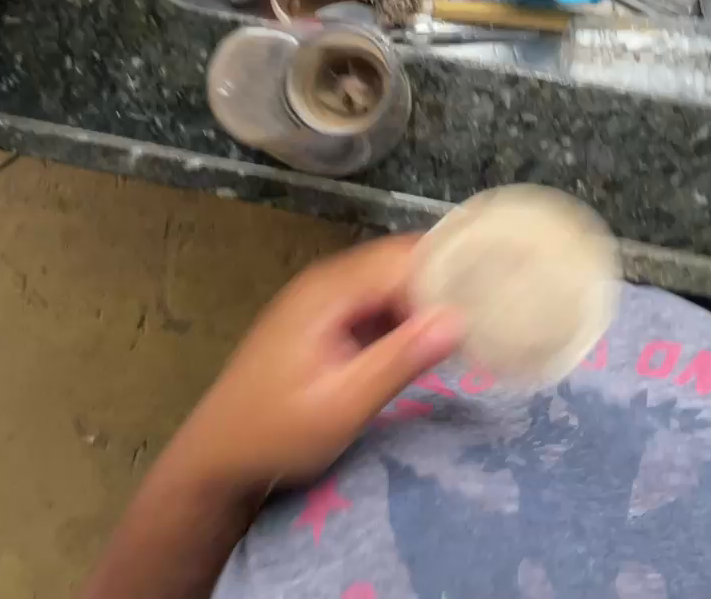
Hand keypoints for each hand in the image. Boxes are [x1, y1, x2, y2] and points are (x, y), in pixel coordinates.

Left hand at [166, 235, 462, 494]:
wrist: (218, 453)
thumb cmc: (277, 432)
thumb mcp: (344, 403)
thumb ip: (399, 359)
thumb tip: (458, 318)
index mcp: (330, 289)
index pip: (403, 257)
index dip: (448, 271)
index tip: (491, 294)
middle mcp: (327, 280)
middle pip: (397, 262)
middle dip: (441, 283)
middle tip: (488, 312)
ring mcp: (323, 297)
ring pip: (388, 281)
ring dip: (423, 300)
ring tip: (469, 325)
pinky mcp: (324, 317)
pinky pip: (374, 300)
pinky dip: (402, 315)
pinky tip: (426, 341)